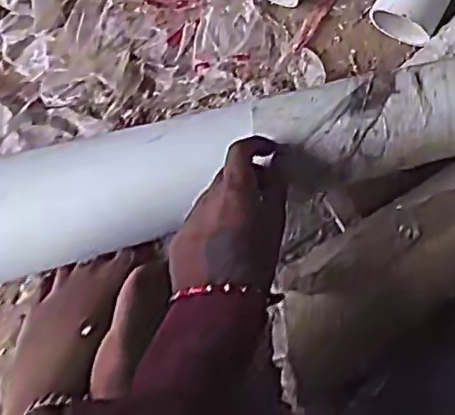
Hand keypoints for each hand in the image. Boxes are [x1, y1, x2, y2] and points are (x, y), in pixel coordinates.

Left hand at [168, 137, 286, 290]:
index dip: (256, 145)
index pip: (240, 150)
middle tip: (262, 193)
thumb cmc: (252, 266)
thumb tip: (274, 170)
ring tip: (244, 226)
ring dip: (228, 203)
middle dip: (244, 178)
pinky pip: (199, 221)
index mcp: (235, 188)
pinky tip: (224, 246)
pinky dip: (212, 224)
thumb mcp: (275, 223)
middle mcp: (209, 197)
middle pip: (227, 174)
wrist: (215, 309)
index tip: (267, 151)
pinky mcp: (179, 240)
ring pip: (212, 199)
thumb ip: (274, 189)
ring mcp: (191, 218)